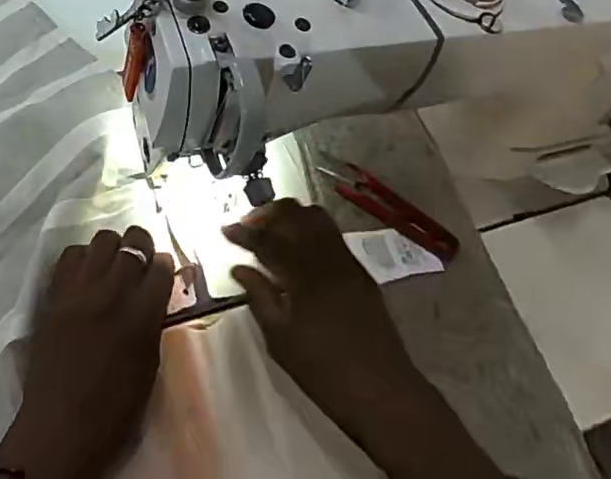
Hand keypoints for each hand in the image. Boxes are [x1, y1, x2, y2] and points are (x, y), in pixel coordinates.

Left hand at [0, 226, 174, 478]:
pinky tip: (86, 272)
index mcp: (139, 319)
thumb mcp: (147, 368)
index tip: (163, 267)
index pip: (160, 269)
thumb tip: (154, 293)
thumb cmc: (112, 411)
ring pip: (101, 240)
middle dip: (142, 246)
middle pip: (132, 244)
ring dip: (113, 248)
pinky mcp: (54, 292)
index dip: (165, 265)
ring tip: (113, 263)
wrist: (59, 427)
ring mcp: (78, 289)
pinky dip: (82, 257)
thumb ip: (151, 323)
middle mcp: (110, 294)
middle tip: (142, 258)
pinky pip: (70, 255)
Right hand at [223, 199, 417, 412]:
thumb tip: (238, 269)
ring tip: (273, 232)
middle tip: (249, 227)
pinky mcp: (361, 274)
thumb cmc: (324, 371)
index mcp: (304, 274)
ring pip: (317, 218)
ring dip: (291, 218)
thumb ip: (258, 297)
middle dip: (268, 214)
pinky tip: (299, 251)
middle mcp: (327, 259)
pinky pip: (332, 236)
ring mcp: (348, 263)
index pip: (268, 240)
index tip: (225, 230)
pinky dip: (309, 232)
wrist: (385, 395)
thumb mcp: (280, 339)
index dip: (243, 232)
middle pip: (295, 215)